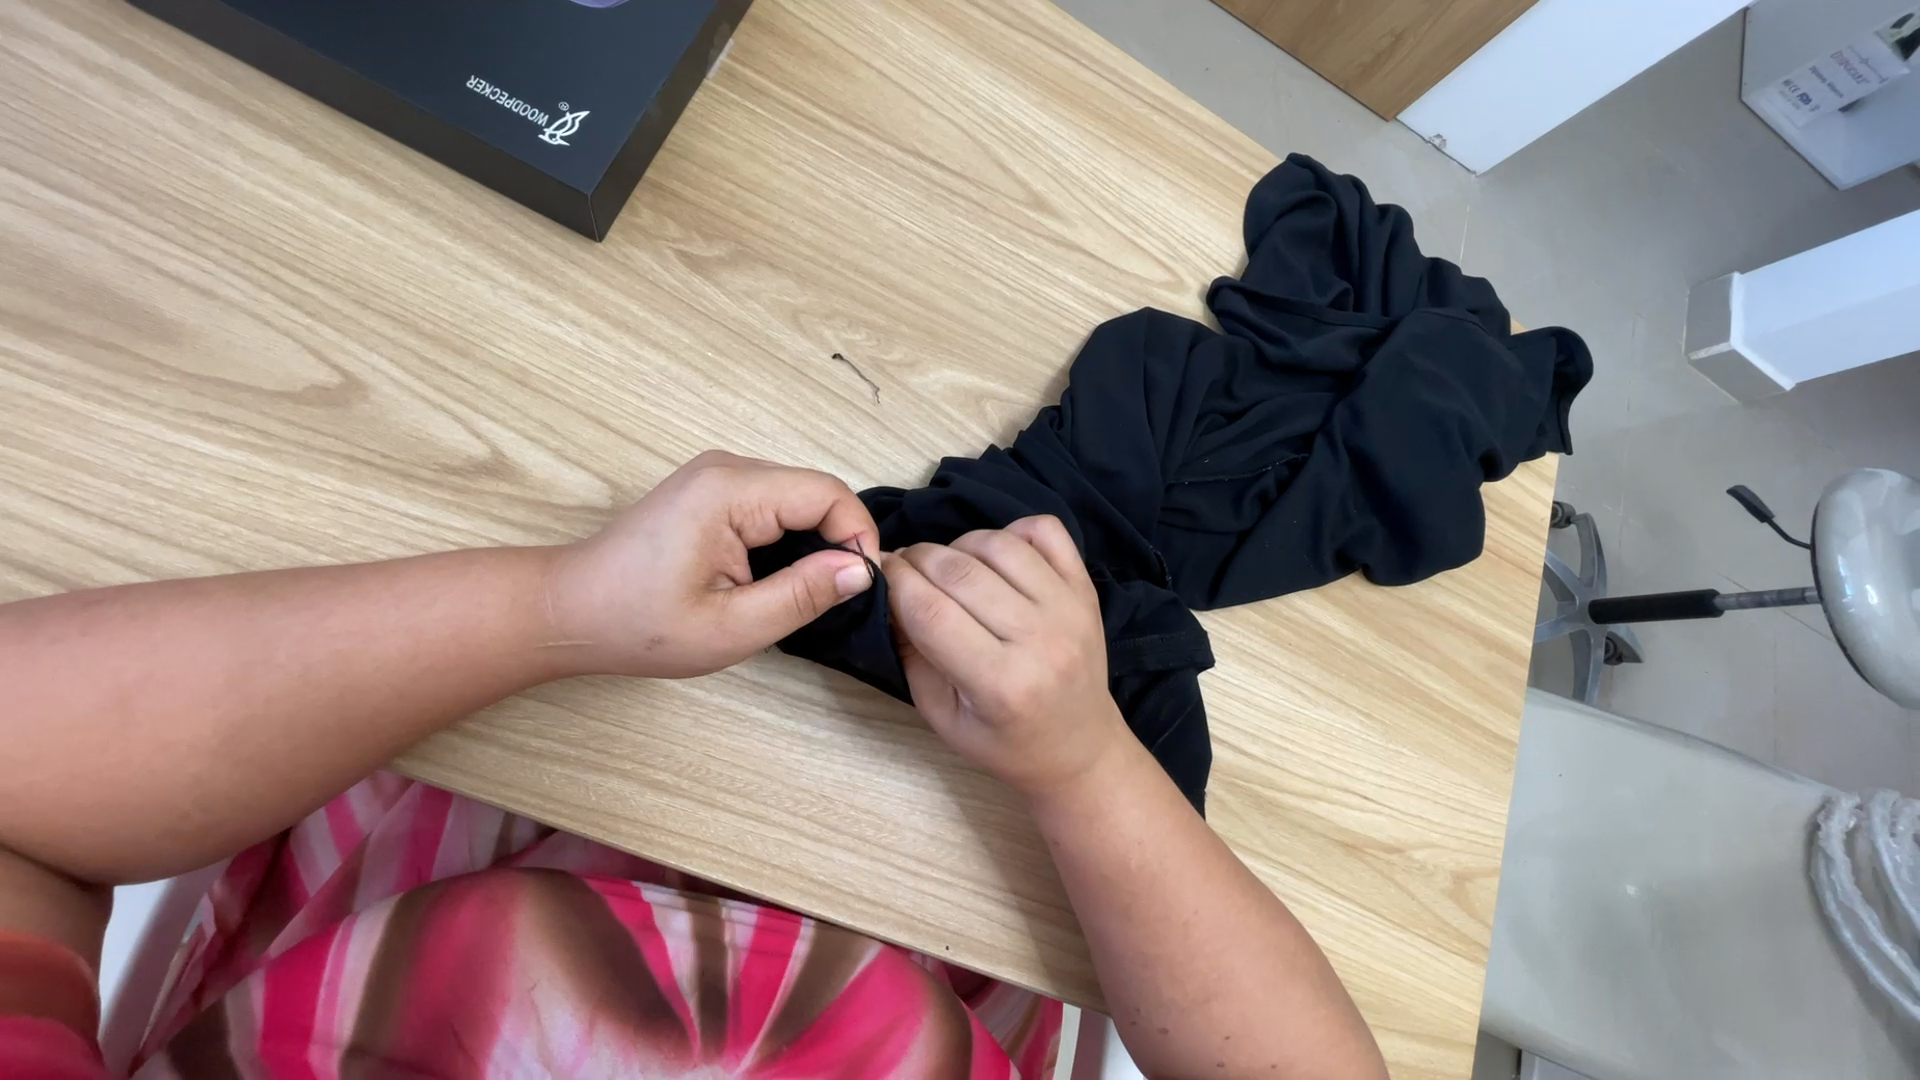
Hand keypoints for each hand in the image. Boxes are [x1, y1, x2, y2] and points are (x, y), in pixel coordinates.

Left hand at [544, 451, 879, 677]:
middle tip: (836, 595)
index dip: (857, 536)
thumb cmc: (640, 625)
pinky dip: (790, 537)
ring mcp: (719, 474)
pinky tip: (776, 574)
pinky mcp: (714, 488)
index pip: (827, 494)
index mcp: (729, 492)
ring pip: (799, 497)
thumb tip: (862, 570)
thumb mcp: (732, 627)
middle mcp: (728, 468)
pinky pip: (775, 503)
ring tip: (804, 589)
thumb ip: (803, 595)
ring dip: (815, 540)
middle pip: (816, 491)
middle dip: (838, 540)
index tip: (860, 585)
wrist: (570, 610)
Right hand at [881, 516, 1130, 799]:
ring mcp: (1069, 609)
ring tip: (948, 566)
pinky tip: (996, 557)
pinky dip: (1013, 531)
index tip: (878, 571)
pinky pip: (1045, 531)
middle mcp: (1040, 640)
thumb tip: (886, 590)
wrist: (1079, 747)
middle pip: (960, 572)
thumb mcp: (940, 714)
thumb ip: (910, 651)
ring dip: (959, 544)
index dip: (894, 580)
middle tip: (904, 568)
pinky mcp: (1086, 589)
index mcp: (1000, 684)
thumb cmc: (1003, 741)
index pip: (930, 610)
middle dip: (918, 559)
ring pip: (999, 544)